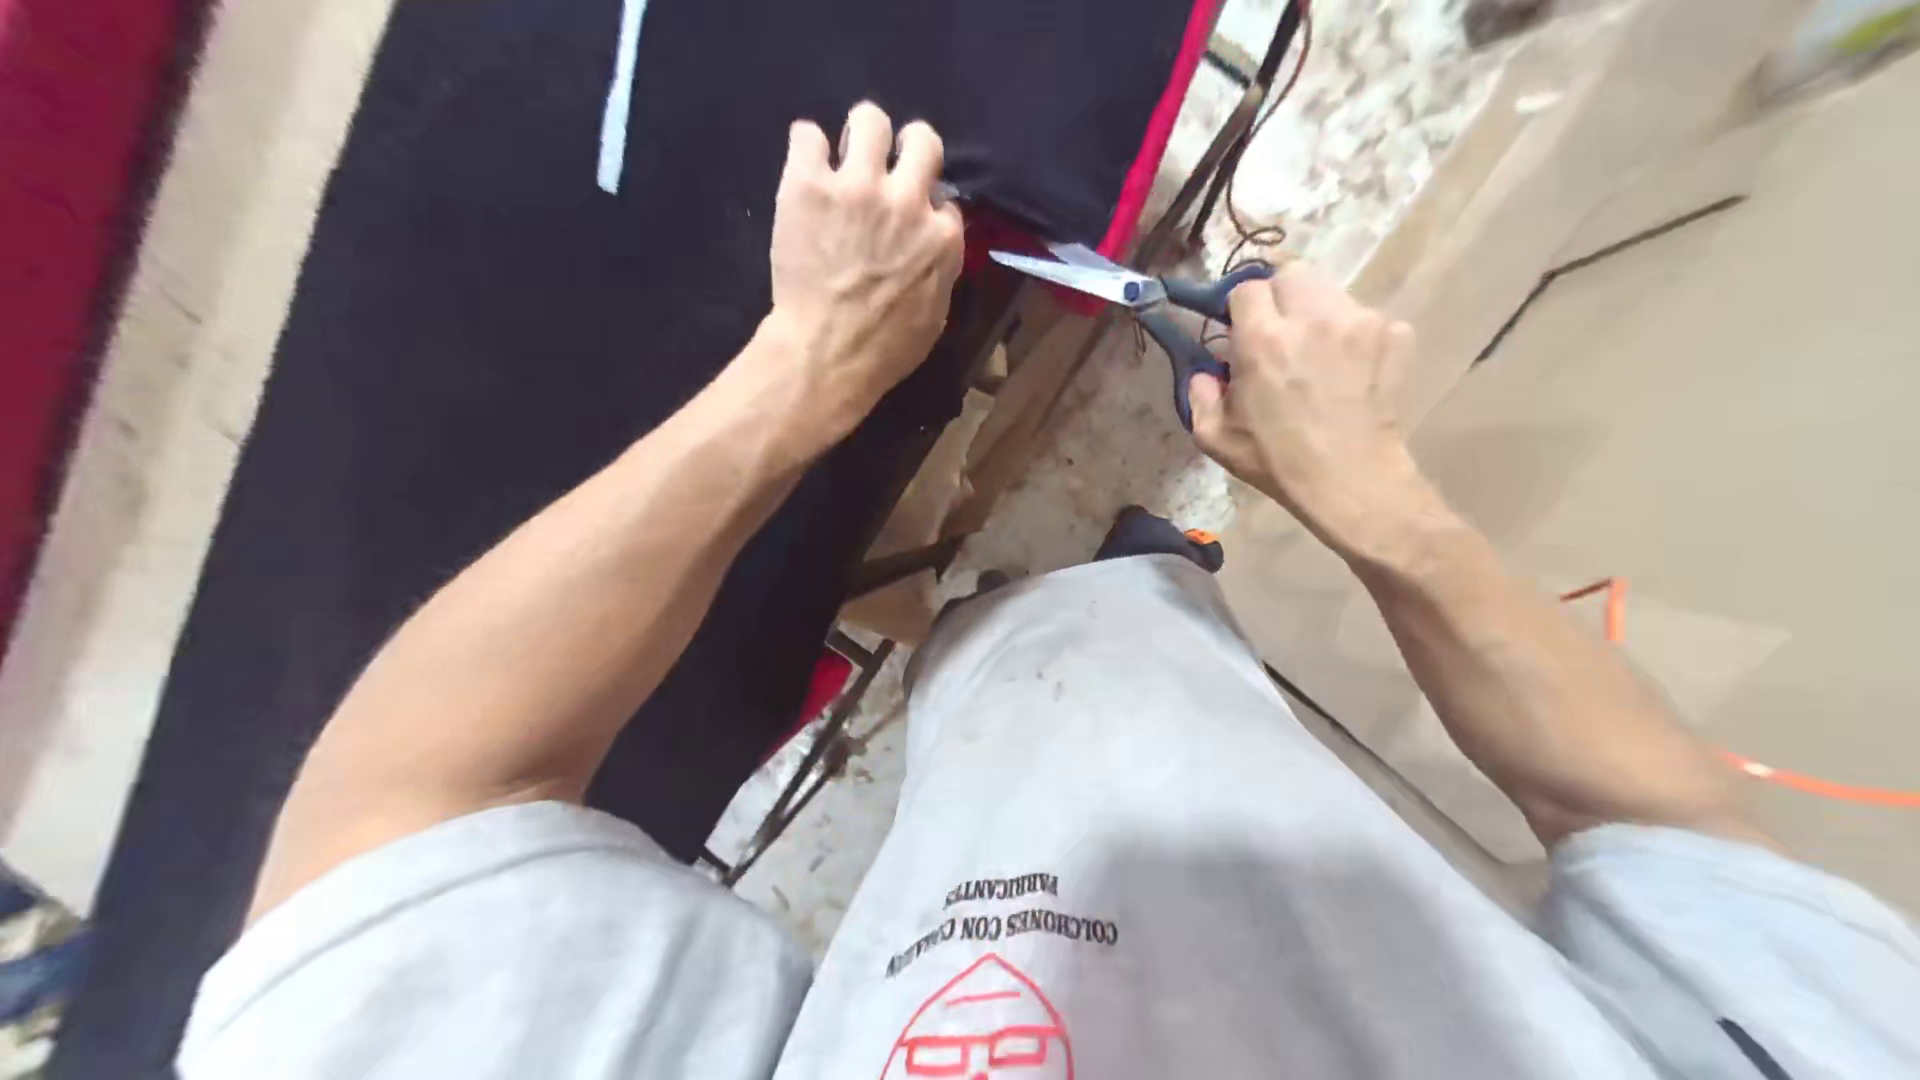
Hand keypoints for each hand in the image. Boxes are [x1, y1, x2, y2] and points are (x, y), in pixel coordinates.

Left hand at [763, 102, 965, 423]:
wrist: (826, 355)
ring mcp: (857, 188)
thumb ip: (939, 273)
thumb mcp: (933, 318)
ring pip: (869, 119)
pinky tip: (807, 172)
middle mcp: (907, 201)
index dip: (928, 208)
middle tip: (887, 171)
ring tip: (845, 161)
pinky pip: (807, 135)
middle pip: (921, 140)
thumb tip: (934, 252)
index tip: (910, 221)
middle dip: (908, 150)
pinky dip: (807, 150)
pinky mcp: (809, 184)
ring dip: (860, 136)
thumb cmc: (884, 352)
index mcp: (942, 239)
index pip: (945, 200)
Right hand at [1189, 261, 1423, 553]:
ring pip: (1330, 293)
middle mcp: (1312, 317)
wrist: (1350, 479)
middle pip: (1291, 273)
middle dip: (1278, 296)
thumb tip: (1205, 372)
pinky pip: (1364, 318)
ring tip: (1316, 353)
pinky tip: (1348, 371)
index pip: (1246, 289)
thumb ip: (1199, 394)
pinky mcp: (1396, 333)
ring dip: (1315, 314)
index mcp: (1262, 339)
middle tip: (1277, 331)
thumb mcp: (1213, 436)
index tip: (1240, 329)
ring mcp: (1360, 321)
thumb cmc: (1275, 460)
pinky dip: (1351, 336)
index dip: (1239, 308)